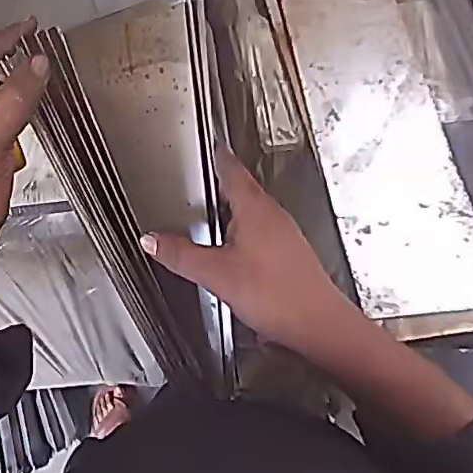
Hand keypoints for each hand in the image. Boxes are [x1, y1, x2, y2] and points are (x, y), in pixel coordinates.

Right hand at [139, 148, 366, 359]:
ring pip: (254, 212)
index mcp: (256, 211)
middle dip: (222, 182)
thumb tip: (152, 240)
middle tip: (205, 176)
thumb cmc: (280, 296)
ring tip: (212, 213)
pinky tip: (233, 251)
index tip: (211, 144)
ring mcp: (285, 237)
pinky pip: (262, 233)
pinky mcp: (289, 256)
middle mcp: (274, 218)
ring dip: (233, 209)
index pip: (233, 171)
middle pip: (244, 189)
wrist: (320, 328)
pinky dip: (243, 232)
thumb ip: (180, 255)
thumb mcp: (216, 274)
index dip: (219, 156)